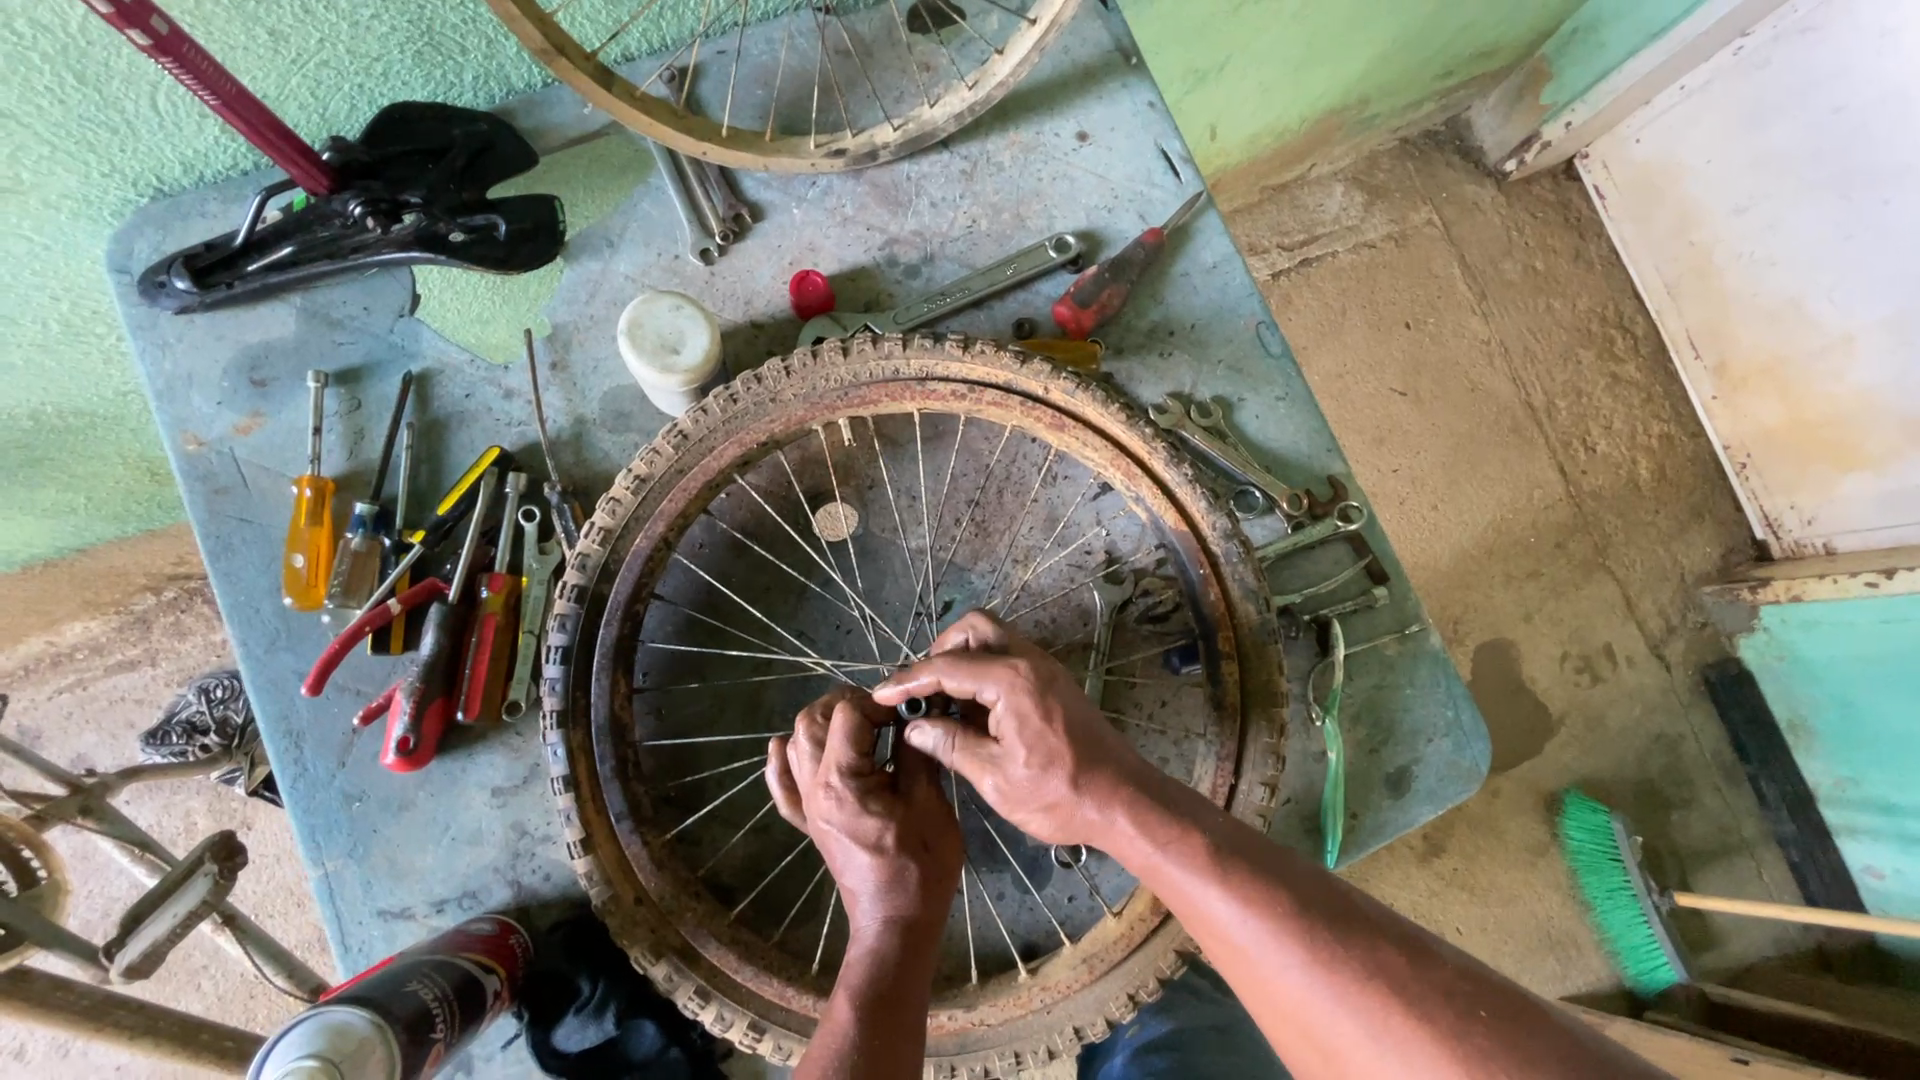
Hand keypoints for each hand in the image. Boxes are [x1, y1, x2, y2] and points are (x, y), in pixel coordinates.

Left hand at [766, 686, 962, 935]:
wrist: (895, 923)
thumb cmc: (918, 866)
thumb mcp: (929, 804)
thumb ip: (917, 753)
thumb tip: (918, 716)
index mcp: (843, 780)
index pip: (848, 713)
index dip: (879, 703)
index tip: (908, 712)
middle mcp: (814, 787)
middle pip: (812, 720)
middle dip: (848, 703)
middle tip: (885, 713)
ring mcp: (806, 806)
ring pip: (796, 743)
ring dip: (824, 723)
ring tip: (861, 726)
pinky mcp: (808, 822)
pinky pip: (782, 783)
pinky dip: (786, 758)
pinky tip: (793, 746)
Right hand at [870, 611, 1155, 846]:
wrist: (1122, 801)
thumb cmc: (1058, 795)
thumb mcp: (995, 777)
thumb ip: (951, 745)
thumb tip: (915, 727)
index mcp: (1011, 680)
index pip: (947, 666)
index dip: (909, 680)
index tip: (880, 695)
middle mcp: (1029, 661)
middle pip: (975, 627)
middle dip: (940, 650)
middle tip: (921, 689)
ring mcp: (1045, 669)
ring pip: (994, 639)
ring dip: (962, 659)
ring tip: (941, 701)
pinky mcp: (1053, 683)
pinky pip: (1009, 658)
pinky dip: (983, 671)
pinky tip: (970, 710)